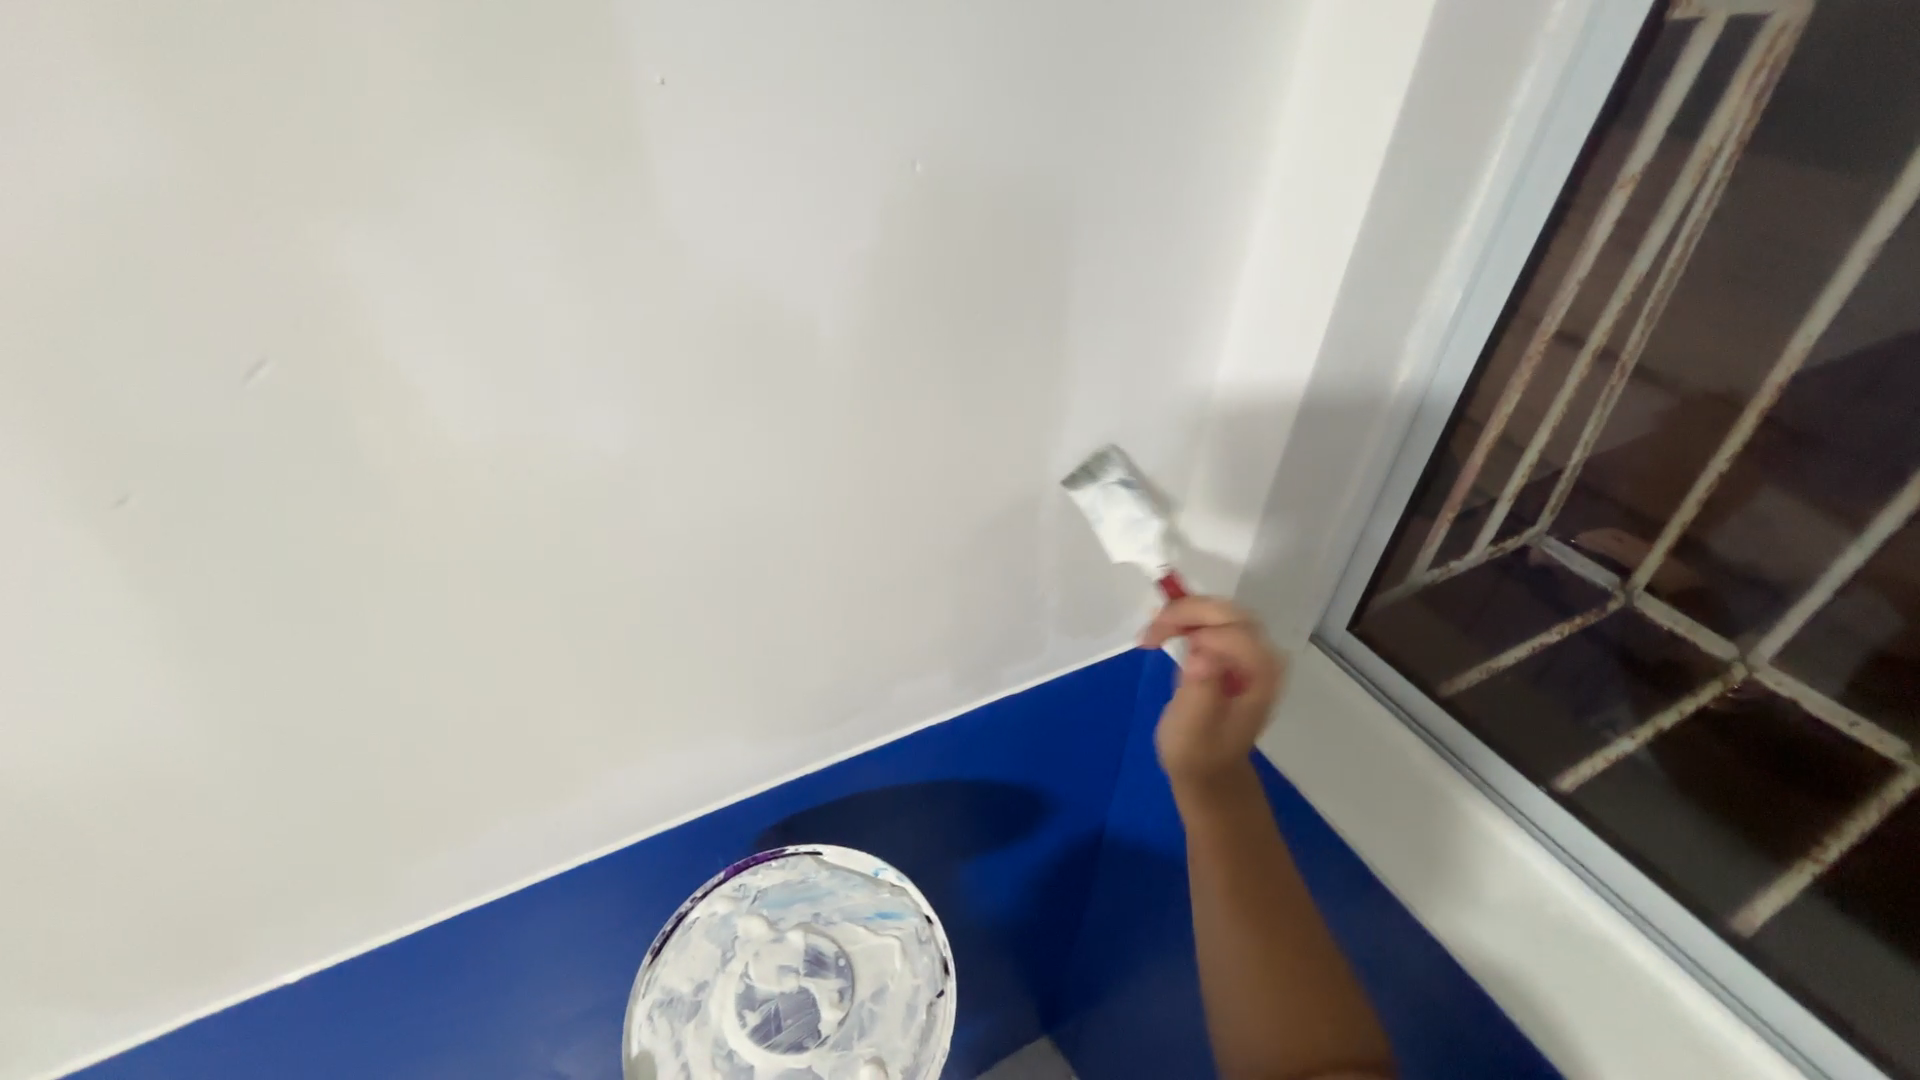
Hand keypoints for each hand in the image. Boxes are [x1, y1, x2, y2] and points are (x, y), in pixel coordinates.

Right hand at [1140, 596, 1287, 788]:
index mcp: (1263, 676)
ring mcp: (1251, 651)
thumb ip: (1202, 690)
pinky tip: (1162, 633)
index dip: (1197, 628)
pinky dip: (1185, 620)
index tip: (1156, 643)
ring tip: (1151, 635)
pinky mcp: (1235, 649)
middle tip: (1150, 631)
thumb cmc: (1198, 753)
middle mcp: (1264, 656)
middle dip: (1186, 612)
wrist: (1208, 769)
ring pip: (1218, 610)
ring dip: (1182, 614)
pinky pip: (1212, 619)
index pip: (1236, 632)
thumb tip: (1203, 653)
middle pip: (1229, 612)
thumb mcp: (1193, 729)